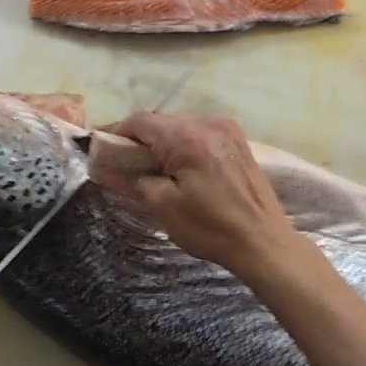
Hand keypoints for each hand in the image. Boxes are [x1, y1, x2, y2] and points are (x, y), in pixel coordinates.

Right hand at [94, 112, 296, 278]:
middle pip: (161, 121)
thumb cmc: (211, 227)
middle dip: (139, 139)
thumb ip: (131, 180)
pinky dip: (183, 145)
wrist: (265, 244)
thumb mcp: (163, 206)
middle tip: (123, 164)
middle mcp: (207, 122)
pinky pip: (199, 133)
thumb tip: (104, 169)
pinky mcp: (237, 141)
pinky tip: (179, 168)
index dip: (116, 133)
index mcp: (187, 135)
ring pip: (180, 126)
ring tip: (150, 168)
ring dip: (161, 142)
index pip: (140, 120)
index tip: (101, 149)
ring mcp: (226, 129)